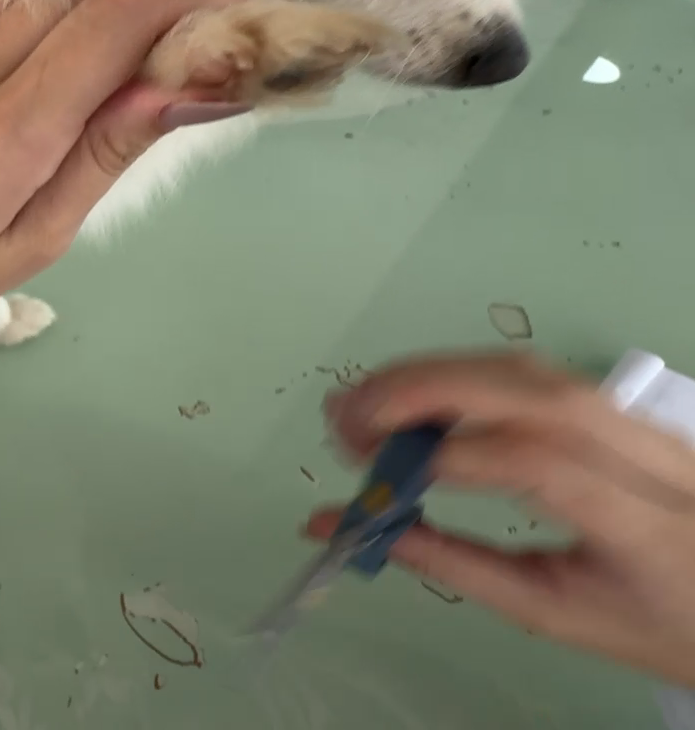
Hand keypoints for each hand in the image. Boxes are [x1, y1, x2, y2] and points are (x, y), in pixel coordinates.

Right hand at [309, 353, 694, 687]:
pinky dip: (450, 373)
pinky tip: (408, 396)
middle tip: (344, 417)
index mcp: (653, 534)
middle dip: (419, 394)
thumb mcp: (553, 613)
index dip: (445, 455)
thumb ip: (443, 561)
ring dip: (424, 375)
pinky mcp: (620, 407)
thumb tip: (329, 523)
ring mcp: (645, 426)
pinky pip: (524, 370)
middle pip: (531, 396)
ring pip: (522, 369)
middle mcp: (661, 465)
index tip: (372, 471)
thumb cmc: (654, 622)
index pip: (544, 467)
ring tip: (361, 402)